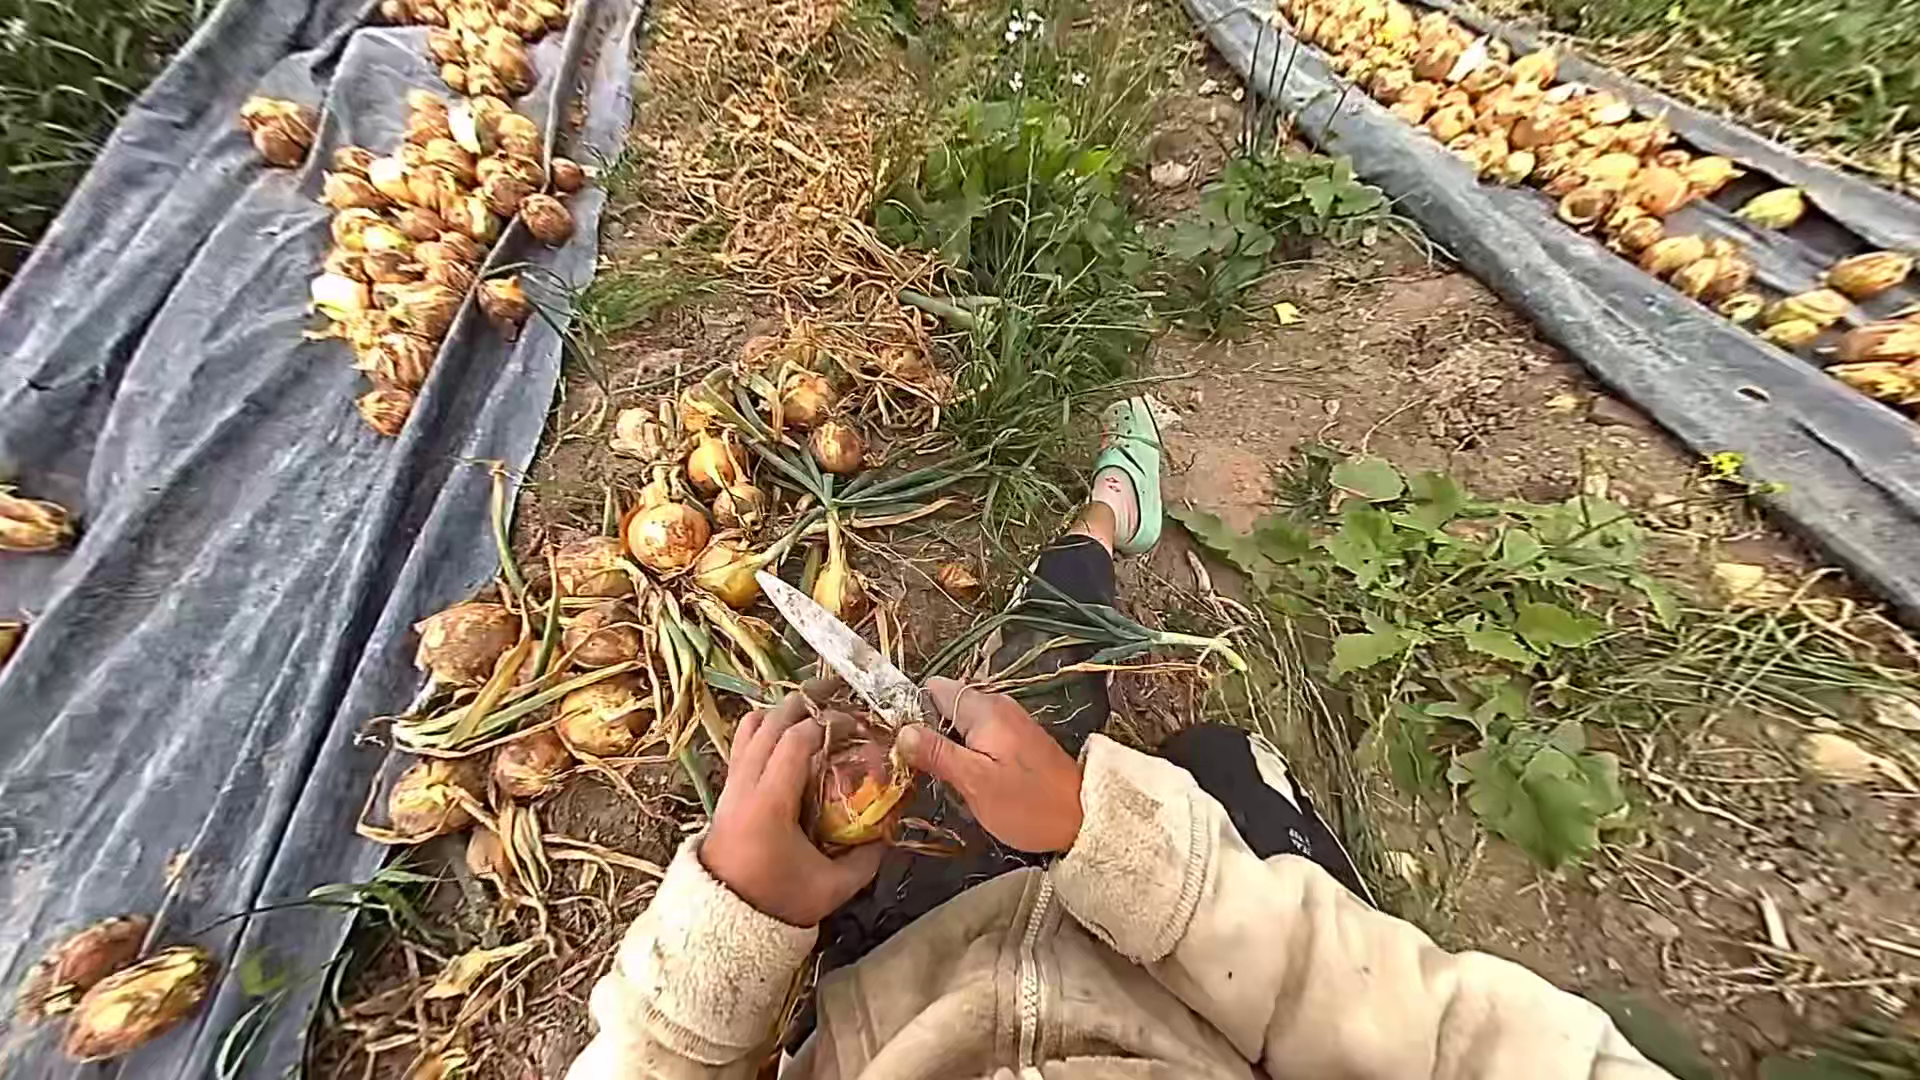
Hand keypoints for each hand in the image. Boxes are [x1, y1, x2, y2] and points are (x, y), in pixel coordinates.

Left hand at [701, 694, 885, 926]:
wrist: (716, 929)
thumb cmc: (775, 906)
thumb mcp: (830, 888)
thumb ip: (865, 857)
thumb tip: (890, 827)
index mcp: (769, 804)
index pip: (796, 740)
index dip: (829, 723)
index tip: (856, 725)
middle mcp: (745, 785)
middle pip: (772, 721)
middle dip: (807, 701)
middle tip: (838, 692)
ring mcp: (731, 785)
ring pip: (752, 726)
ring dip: (784, 711)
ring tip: (814, 708)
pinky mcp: (727, 790)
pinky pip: (744, 741)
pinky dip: (767, 727)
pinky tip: (789, 734)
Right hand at [895, 677, 1083, 852]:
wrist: (1083, 817)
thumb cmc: (1027, 802)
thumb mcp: (976, 782)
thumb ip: (938, 753)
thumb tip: (901, 731)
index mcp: (983, 708)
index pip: (933, 688)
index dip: (912, 710)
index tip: (901, 742)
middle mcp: (995, 704)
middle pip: (945, 703)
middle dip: (926, 728)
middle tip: (916, 765)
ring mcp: (1007, 719)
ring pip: (959, 720)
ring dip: (945, 742)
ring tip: (936, 774)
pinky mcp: (1014, 737)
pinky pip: (977, 732)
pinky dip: (964, 749)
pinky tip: (963, 776)